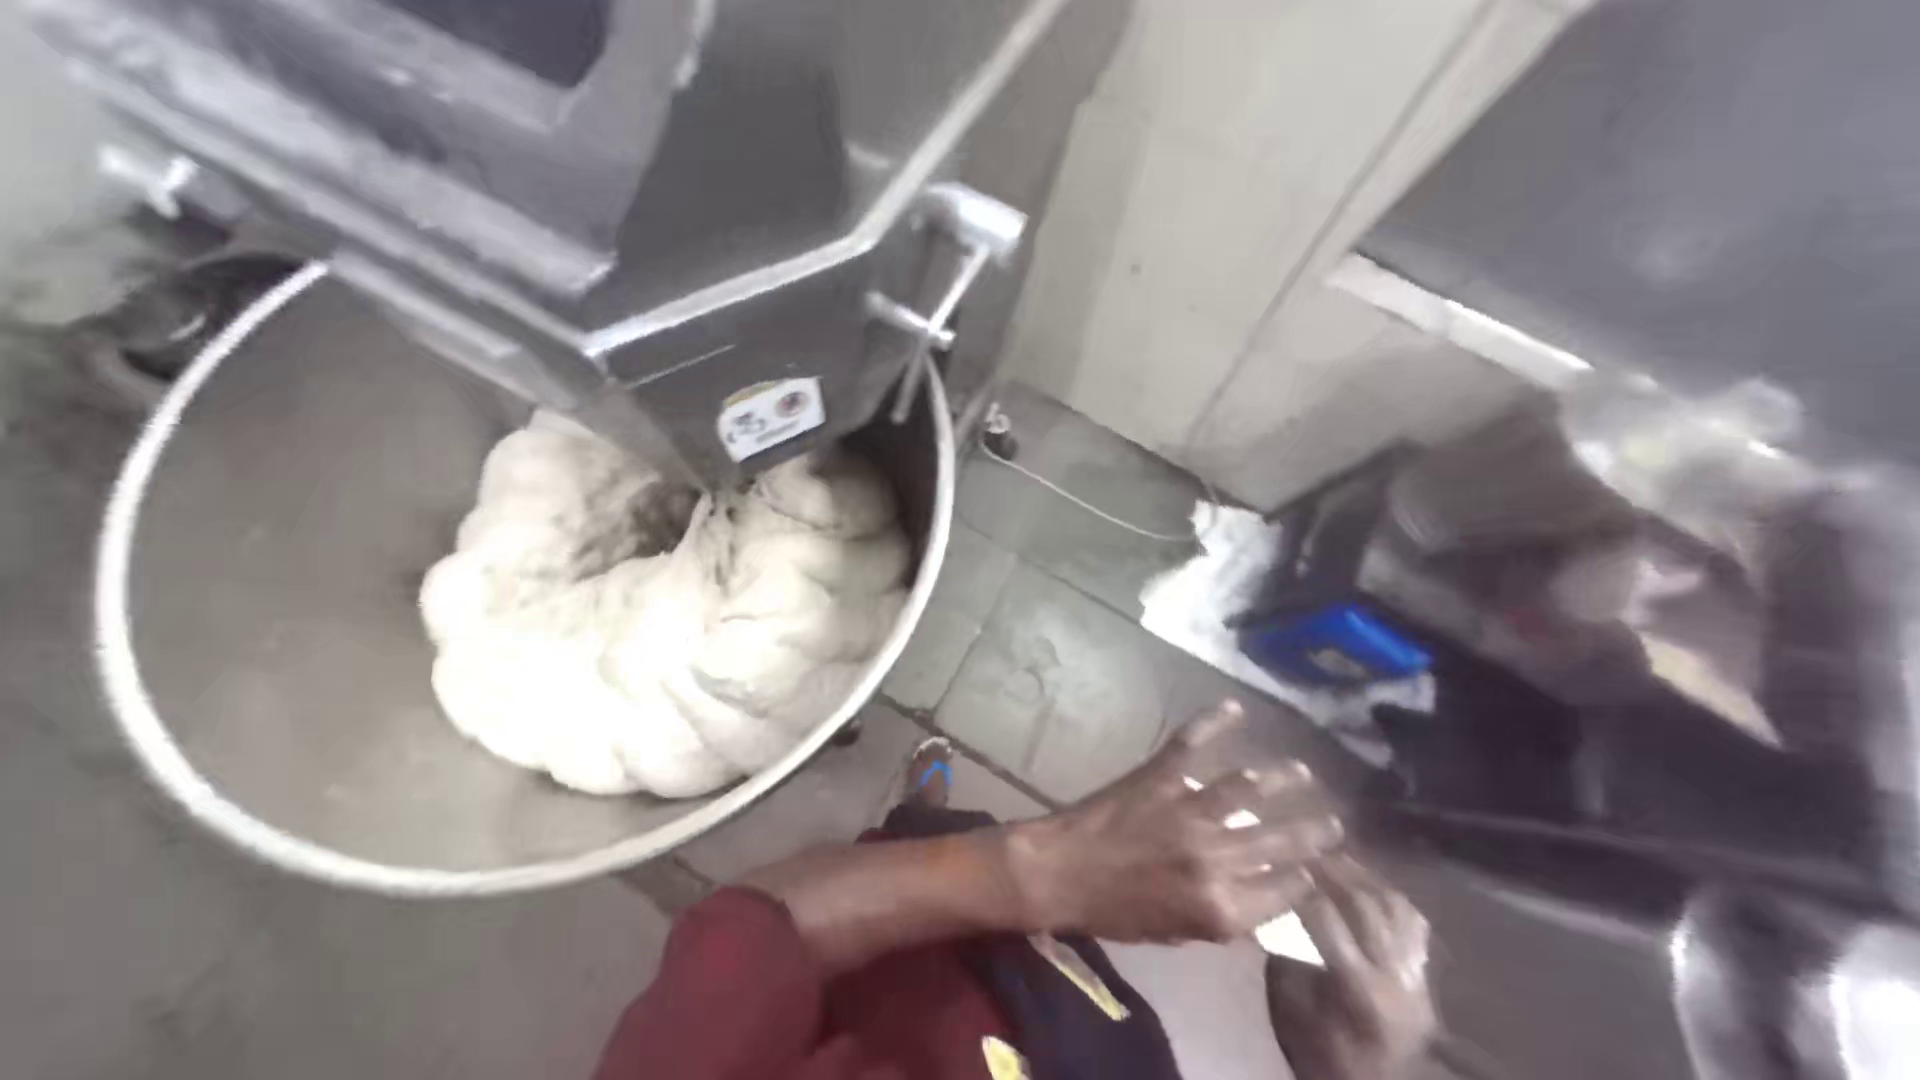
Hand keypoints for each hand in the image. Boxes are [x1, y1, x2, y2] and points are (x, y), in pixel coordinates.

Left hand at [1003, 701, 1345, 943]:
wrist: (1060, 872)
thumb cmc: (1113, 910)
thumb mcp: (1175, 933)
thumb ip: (1221, 917)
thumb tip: (1254, 897)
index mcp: (1221, 906)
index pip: (1286, 891)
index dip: (1307, 879)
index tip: (1318, 868)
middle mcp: (1215, 858)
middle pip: (1280, 841)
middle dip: (1314, 831)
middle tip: (1333, 821)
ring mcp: (1187, 812)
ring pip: (1248, 787)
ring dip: (1281, 777)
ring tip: (1301, 770)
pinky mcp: (1159, 777)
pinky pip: (1192, 743)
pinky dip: (1214, 721)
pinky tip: (1235, 708)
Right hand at [1266, 856, 1436, 1079]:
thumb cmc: (1318, 1050)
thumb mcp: (1291, 1004)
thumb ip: (1286, 952)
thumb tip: (1273, 903)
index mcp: (1360, 989)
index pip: (1327, 918)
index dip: (1301, 885)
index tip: (1278, 861)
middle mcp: (1396, 976)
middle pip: (1364, 904)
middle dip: (1331, 869)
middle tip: (1302, 846)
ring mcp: (1417, 975)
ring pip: (1392, 906)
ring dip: (1360, 875)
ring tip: (1331, 854)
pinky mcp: (1425, 975)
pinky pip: (1412, 922)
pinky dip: (1388, 894)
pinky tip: (1365, 879)